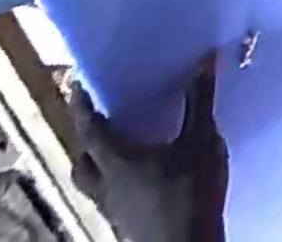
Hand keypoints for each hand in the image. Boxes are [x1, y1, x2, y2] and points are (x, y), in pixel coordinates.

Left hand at [69, 63, 228, 241]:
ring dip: (94, 159)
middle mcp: (106, 185)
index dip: (82, 106)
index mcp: (118, 161)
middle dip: (84, 136)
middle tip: (93, 114)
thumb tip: (204, 60)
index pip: (91, 129)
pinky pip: (105, 192)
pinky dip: (110, 175)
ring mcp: (112, 208)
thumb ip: (199, 101)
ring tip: (111, 142)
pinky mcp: (123, 222)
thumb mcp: (202, 139)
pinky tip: (134, 172)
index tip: (76, 83)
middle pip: (82, 160)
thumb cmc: (190, 190)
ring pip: (90, 181)